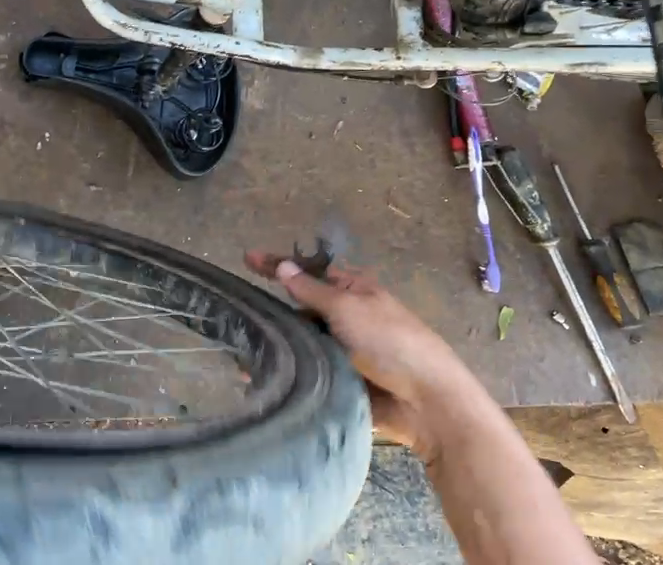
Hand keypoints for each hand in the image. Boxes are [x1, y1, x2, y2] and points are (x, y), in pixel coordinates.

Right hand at [246, 252, 481, 460]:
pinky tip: (256, 376)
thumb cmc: (390, 342)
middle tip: (235, 310)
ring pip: (300, 341)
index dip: (279, 264)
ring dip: (276, 342)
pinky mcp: (339, 383)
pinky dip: (285, 372)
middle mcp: (345, 318)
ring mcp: (342, 352)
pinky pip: (306, 373)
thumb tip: (283, 266)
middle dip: (272, 308)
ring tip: (239, 345)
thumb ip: (310, 290)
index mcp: (353, 292)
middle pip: (301, 308)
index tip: (246, 259)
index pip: (309, 272)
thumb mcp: (347, 307)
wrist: (427, 404)